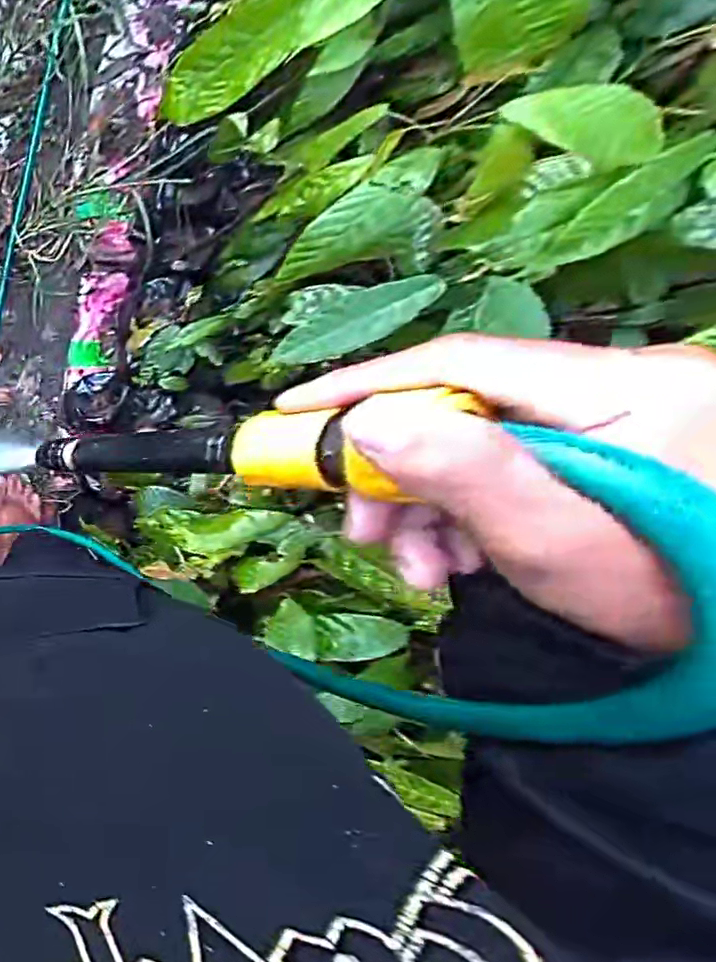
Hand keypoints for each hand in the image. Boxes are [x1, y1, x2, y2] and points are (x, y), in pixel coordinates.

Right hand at [277, 335, 715, 652]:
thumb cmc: (670, 599)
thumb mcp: (553, 540)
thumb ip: (466, 473)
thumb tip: (365, 420)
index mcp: (634, 388)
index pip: (464, 362)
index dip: (365, 384)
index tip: (291, 411)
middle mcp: (627, 385)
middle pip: (456, 411)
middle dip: (391, 476)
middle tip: (362, 531)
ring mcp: (619, 416)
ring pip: (462, 446)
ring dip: (418, 508)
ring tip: (421, 568)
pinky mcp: (606, 448)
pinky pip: (492, 467)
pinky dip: (454, 513)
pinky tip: (455, 557)